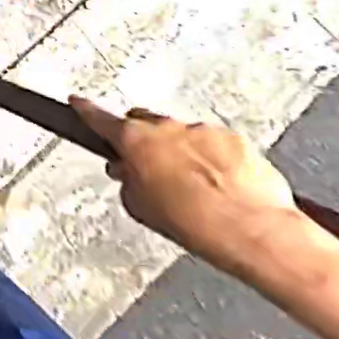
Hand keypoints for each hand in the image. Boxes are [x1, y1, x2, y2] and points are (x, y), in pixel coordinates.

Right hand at [71, 96, 299, 271]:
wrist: (261, 236)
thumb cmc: (199, 225)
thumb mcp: (141, 207)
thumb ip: (127, 181)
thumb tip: (128, 174)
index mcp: (131, 139)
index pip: (96, 116)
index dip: (84, 109)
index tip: (77, 102)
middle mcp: (163, 128)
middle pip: (144, 123)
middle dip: (146, 140)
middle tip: (155, 168)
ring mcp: (201, 132)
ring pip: (183, 135)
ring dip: (186, 152)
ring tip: (202, 187)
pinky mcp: (237, 142)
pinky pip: (219, 144)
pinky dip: (219, 160)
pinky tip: (227, 186)